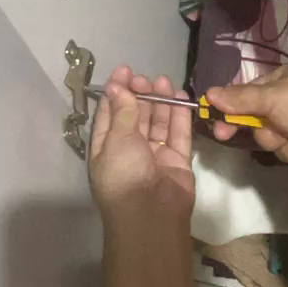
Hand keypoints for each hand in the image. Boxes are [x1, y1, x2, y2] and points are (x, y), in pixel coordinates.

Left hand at [88, 66, 195, 229]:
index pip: (110, 113)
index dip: (117, 91)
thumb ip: (123, 112)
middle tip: (146, 79)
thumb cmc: (125, 175)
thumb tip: (118, 87)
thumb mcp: (117, 140)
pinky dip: (179, 116)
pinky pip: (178, 134)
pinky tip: (181, 97)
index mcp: (107, 147)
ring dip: (160, 101)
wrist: (152, 215)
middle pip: (136, 115)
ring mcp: (155, 155)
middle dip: (140, 94)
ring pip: (158, 122)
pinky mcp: (177, 160)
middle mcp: (130, 149)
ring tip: (164, 81)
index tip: (125, 71)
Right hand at [205, 65, 287, 177]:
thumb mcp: (273, 97)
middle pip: (263, 127)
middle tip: (281, 132)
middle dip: (271, 135)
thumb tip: (208, 92)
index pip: (247, 98)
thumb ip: (240, 99)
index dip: (233, 115)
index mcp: (284, 81)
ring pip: (281, 146)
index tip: (220, 131)